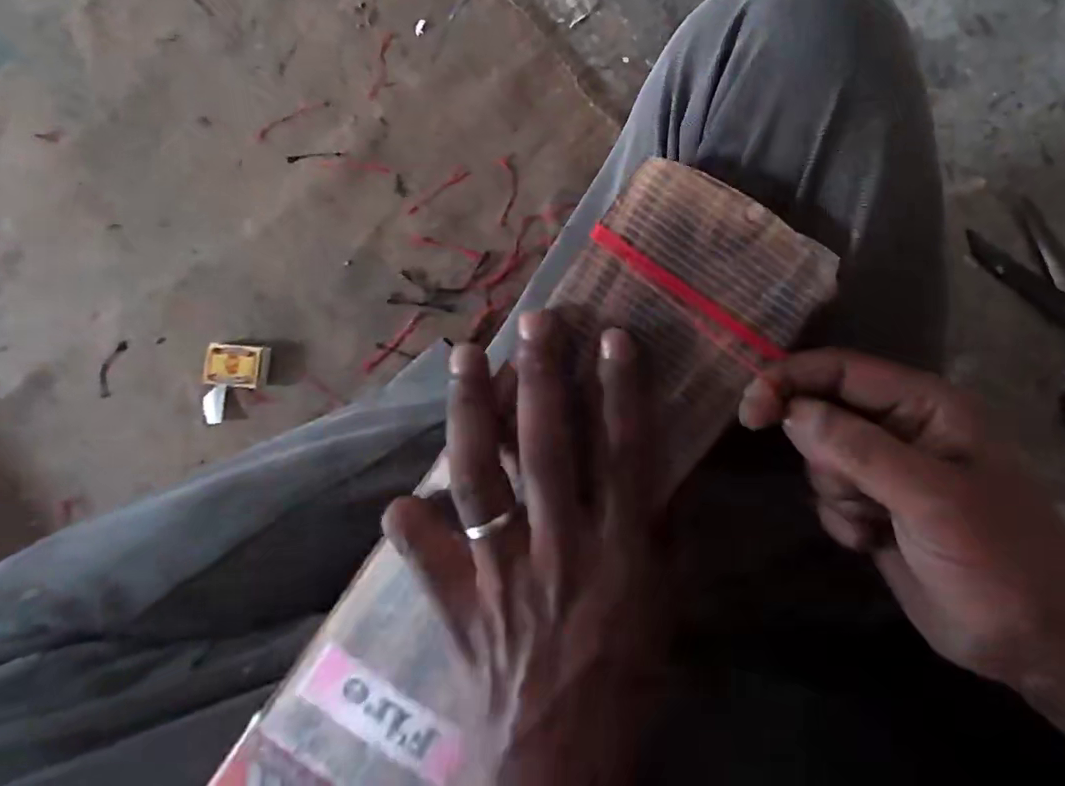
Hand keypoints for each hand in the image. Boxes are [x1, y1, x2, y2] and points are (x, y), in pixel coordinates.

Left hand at [383, 311, 666, 785]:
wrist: (561, 766)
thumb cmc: (627, 680)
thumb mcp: (667, 605)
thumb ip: (666, 533)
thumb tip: (666, 467)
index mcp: (620, 552)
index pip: (625, 455)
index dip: (620, 392)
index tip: (612, 336)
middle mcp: (560, 549)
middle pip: (548, 450)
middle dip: (541, 380)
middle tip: (534, 323)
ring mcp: (501, 574)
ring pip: (483, 480)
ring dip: (472, 414)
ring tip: (464, 357)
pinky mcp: (460, 605)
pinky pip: (428, 559)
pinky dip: (410, 529)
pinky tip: (397, 502)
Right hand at [739, 349, 1064, 686]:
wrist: (1038, 645)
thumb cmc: (1002, 560)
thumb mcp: (933, 500)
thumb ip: (861, 449)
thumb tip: (793, 411)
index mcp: (925, 405)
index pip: (841, 370)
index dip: (790, 380)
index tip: (750, 411)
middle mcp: (902, 428)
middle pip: (822, 411)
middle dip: (822, 453)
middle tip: (853, 493)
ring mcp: (888, 469)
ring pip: (820, 457)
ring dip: (834, 492)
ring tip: (876, 524)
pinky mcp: (876, 506)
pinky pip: (827, 495)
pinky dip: (839, 518)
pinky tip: (872, 542)